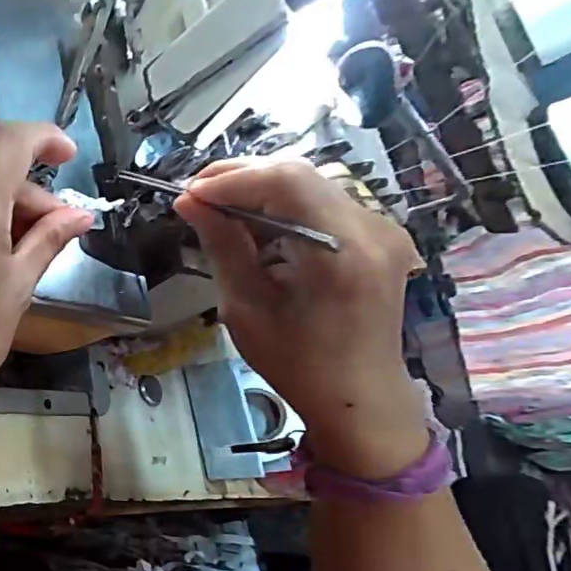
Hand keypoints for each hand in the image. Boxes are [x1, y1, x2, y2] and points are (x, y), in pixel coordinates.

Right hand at [174, 158, 428, 477]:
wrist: (358, 395)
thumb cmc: (296, 363)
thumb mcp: (246, 307)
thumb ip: (223, 246)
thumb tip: (189, 203)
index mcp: (341, 252)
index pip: (285, 183)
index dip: (231, 179)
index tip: (188, 193)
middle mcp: (371, 229)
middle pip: (300, 175)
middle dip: (242, 178)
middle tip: (195, 194)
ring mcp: (382, 229)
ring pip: (312, 184)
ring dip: (261, 189)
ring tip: (218, 208)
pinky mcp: (380, 236)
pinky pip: (324, 203)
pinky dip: (284, 205)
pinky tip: (255, 223)